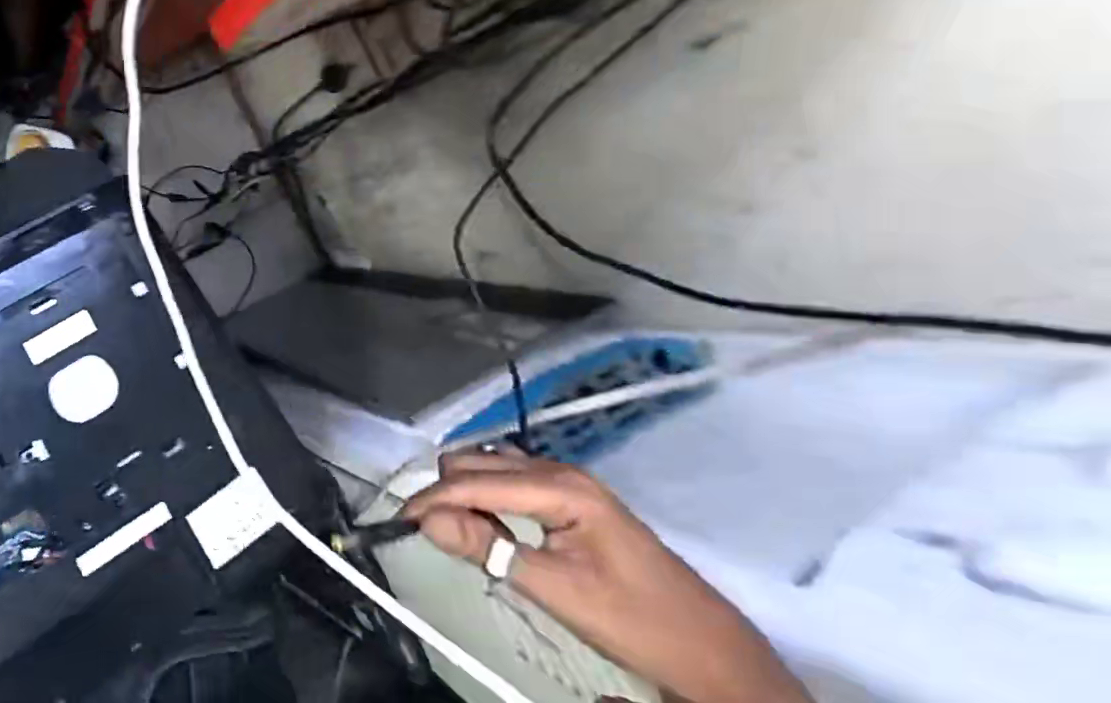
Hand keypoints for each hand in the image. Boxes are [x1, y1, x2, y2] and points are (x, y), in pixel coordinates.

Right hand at [402, 448, 810, 702]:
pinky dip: (485, 493)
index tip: (399, 522)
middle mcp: (558, 469)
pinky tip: (486, 523)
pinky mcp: (569, 494)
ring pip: (489, 465)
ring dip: (463, 490)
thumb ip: (490, 550)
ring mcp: (565, 479)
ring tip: (455, 531)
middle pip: (476, 462)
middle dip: (445, 493)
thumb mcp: (558, 590)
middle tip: (432, 535)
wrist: (711, 648)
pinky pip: (508, 477)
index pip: (474, 482)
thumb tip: (428, 522)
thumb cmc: (636, 621)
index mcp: (559, 486)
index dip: (433, 500)